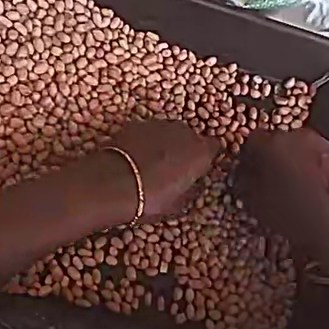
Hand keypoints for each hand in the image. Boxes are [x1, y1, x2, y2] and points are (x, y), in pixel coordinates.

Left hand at [102, 120, 217, 220]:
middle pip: (191, 136)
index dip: (207, 156)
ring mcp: (159, 124)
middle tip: (173, 168)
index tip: (199, 167)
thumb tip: (194, 184)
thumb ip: (191, 190)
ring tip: (152, 163)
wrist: (113, 182)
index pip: (215, 147)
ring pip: (168, 131)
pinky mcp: (137, 123)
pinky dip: (145, 141)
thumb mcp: (177, 204)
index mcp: (200, 152)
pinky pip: (148, 131)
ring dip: (165, 143)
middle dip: (184, 149)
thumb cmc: (151, 198)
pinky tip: (135, 157)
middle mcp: (184, 132)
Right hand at [235, 129, 328, 274]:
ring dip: (296, 164)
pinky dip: (316, 171)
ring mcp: (324, 146)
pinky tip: (314, 193)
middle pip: (279, 142)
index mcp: (273, 144)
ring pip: (303, 149)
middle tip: (268, 182)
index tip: (247, 170)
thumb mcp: (256, 204)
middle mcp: (300, 138)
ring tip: (293, 190)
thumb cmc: (298, 216)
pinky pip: (321, 160)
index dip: (248, 157)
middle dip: (272, 159)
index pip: (252, 141)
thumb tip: (244, 180)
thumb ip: (245, 184)